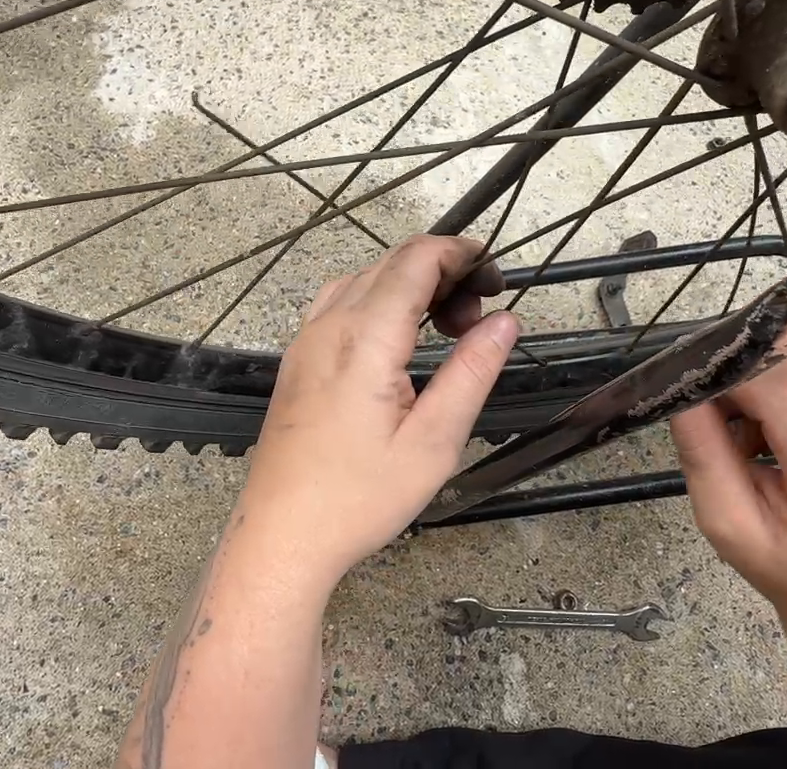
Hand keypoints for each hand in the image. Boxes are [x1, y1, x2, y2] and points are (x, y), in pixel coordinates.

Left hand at [237, 235, 518, 582]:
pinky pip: (342, 301)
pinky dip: (380, 299)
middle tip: (478, 318)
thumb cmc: (358, 497)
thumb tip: (504, 321)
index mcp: (365, 338)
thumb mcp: (433, 442)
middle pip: (392, 261)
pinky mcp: (298, 357)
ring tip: (446, 327)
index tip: (494, 274)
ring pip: (366, 277)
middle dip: (444, 271)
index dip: (460, 253)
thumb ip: (472, 372)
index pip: (416, 259)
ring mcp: (307, 338)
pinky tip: (398, 338)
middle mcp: (330, 324)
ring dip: (412, 284)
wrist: (282, 534)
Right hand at [670, 350, 786, 641]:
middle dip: (749, 374)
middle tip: (710, 399)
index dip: (742, 376)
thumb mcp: (723, 521)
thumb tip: (684, 387)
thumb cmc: (781, 565)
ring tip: (740, 420)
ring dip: (769, 380)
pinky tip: (774, 423)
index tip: (698, 375)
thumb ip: (702, 451)